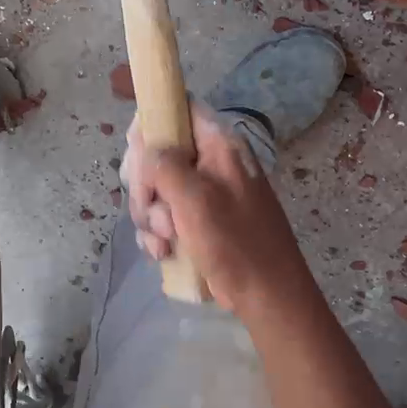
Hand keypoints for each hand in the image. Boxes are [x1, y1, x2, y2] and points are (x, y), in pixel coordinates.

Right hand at [122, 103, 310, 317]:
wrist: (269, 301)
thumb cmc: (236, 243)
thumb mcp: (193, 198)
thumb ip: (162, 162)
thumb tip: (144, 146)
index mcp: (219, 145)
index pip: (180, 106)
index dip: (153, 120)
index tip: (137, 150)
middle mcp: (211, 161)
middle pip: (159, 148)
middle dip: (145, 181)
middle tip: (148, 205)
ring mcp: (204, 191)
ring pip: (155, 184)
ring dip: (149, 213)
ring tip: (162, 239)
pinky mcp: (198, 219)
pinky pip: (163, 212)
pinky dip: (157, 231)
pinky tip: (162, 251)